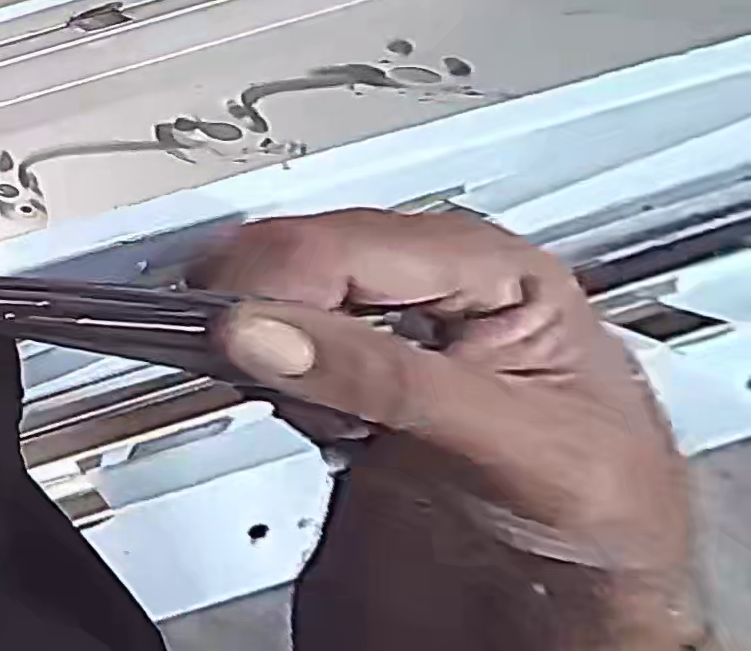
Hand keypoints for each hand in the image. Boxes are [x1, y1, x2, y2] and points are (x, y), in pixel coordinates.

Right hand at [199, 210, 701, 648]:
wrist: (557, 579)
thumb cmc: (594, 519)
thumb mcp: (519, 453)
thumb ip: (379, 380)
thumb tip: (254, 331)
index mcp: (481, 263)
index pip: (327, 247)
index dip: (266, 287)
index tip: (231, 340)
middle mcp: (408, 263)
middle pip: (275, 249)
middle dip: (253, 310)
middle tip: (265, 372)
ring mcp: (356, 292)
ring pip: (247, 274)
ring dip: (247, 335)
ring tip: (308, 398)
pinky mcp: (316, 328)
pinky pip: (244, 314)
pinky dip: (245, 354)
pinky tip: (297, 394)